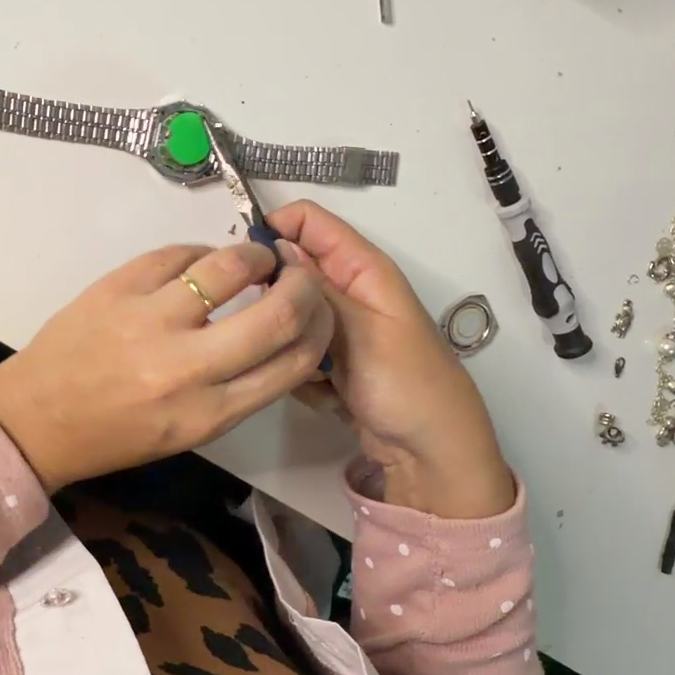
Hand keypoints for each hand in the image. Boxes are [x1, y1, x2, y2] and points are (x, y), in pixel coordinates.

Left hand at [0, 242, 334, 492]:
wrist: (34, 421)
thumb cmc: (114, 435)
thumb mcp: (187, 432)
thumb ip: (237, 390)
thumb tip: (278, 333)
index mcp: (208, 414)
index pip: (295, 362)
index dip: (320, 328)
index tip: (317, 312)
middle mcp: (186, 368)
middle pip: (279, 314)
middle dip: (303, 287)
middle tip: (295, 277)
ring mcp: (148, 321)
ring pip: (230, 268)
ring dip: (255, 256)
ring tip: (255, 260)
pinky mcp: (116, 287)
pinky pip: (177, 253)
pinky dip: (201, 253)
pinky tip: (201, 263)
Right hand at [267, 201, 513, 518]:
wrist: (429, 452)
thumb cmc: (405, 383)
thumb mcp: (360, 328)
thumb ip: (315, 287)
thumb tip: (275, 244)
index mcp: (362, 268)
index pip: (309, 222)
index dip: (274, 229)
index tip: (244, 263)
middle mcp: (347, 291)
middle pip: (292, 270)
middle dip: (274, 292)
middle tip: (266, 323)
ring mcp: (337, 330)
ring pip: (287, 315)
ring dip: (285, 338)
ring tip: (305, 366)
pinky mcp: (329, 364)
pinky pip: (294, 352)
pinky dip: (298, 369)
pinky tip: (319, 391)